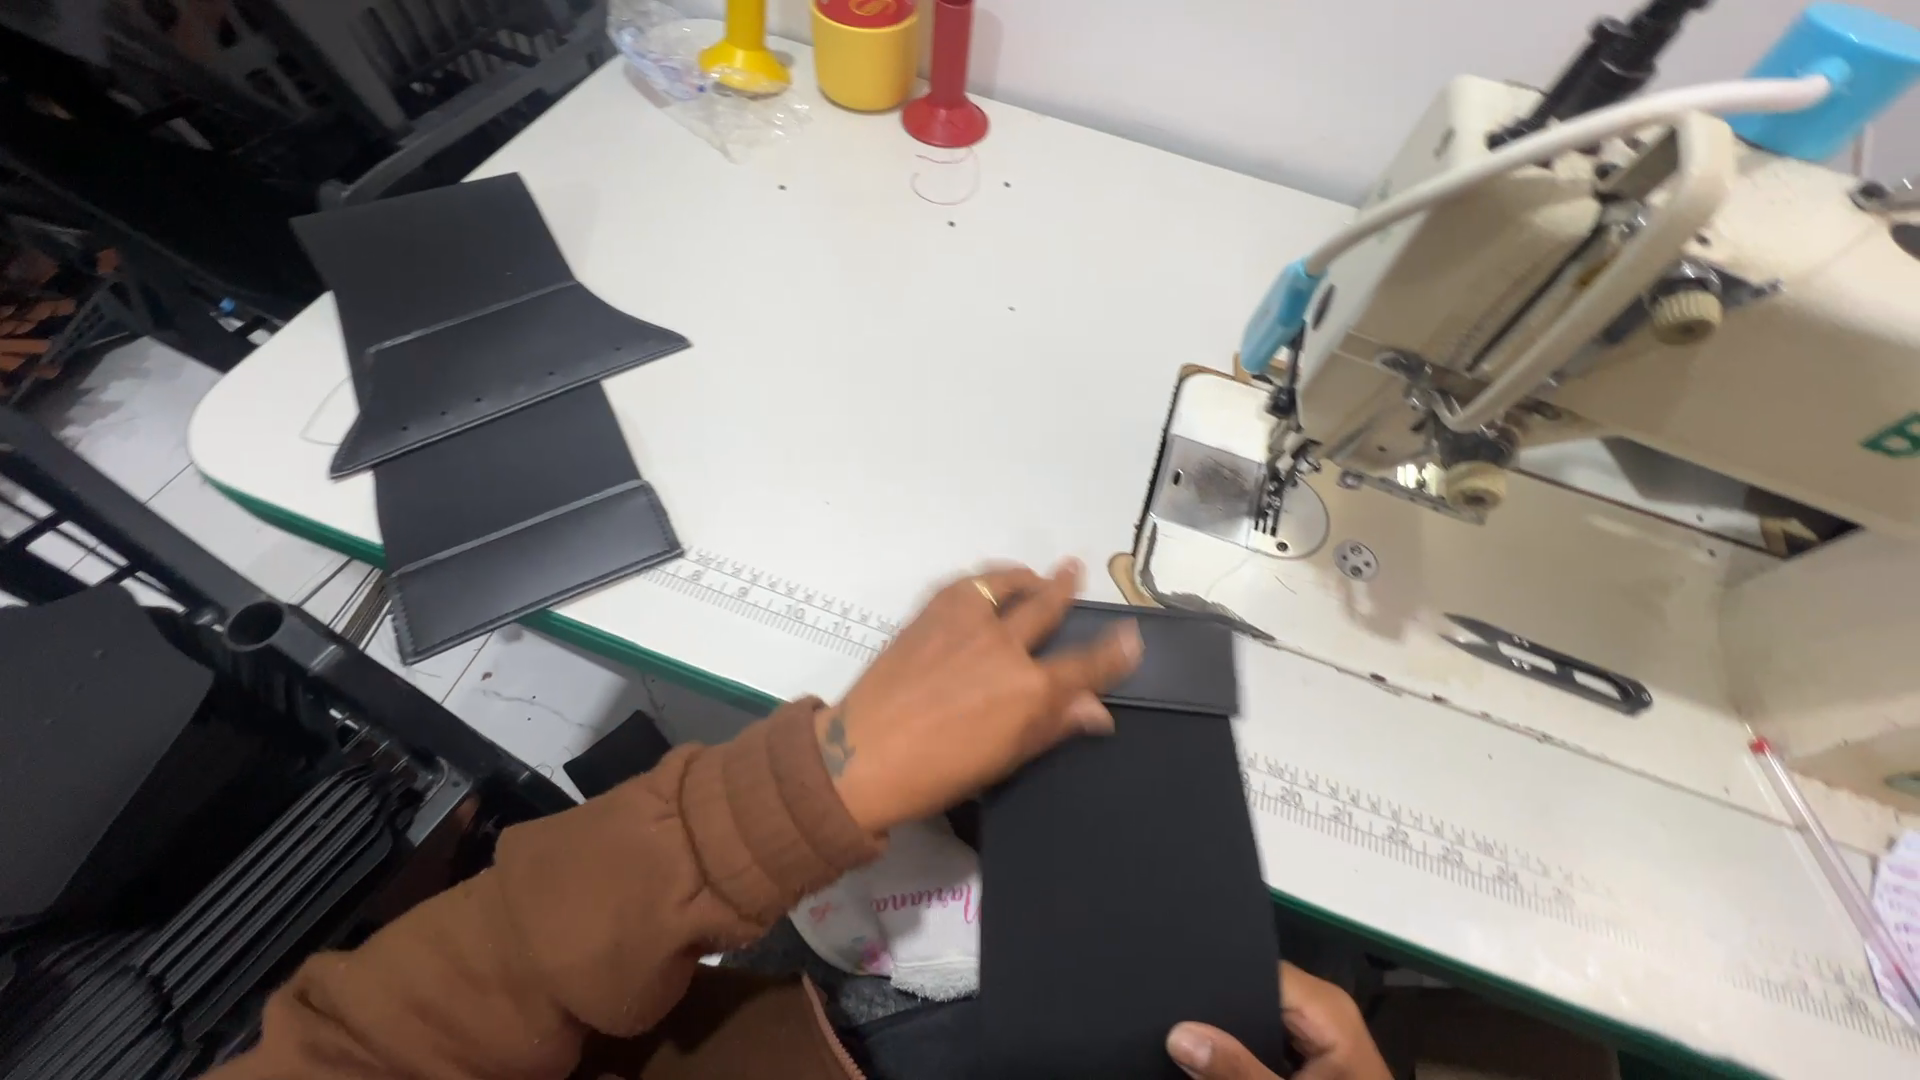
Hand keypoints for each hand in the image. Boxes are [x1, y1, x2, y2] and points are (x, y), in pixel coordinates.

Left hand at [819, 559, 1142, 836]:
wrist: (864, 755)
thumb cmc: (940, 772)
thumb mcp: (1006, 757)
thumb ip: (1055, 726)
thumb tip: (1098, 712)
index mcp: (1030, 690)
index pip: (1087, 664)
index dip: (1115, 650)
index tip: (1132, 634)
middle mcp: (1005, 646)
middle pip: (1047, 607)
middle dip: (1065, 587)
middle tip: (1075, 569)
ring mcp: (967, 622)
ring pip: (1008, 584)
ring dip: (1027, 577)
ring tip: (1035, 573)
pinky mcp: (933, 610)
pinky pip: (969, 582)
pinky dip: (987, 578)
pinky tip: (990, 583)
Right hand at [1166, 963, 1390, 1079]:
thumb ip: (1236, 1072)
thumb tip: (1177, 1033)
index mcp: (1324, 1008)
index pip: (1256, 970)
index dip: (1215, 980)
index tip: (1174, 992)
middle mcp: (1322, 1007)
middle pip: (1254, 988)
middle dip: (1217, 1010)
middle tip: (1170, 1019)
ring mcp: (1319, 1029)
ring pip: (1257, 1012)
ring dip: (1229, 1032)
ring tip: (1184, 1035)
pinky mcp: (1313, 1052)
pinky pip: (1268, 1032)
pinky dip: (1245, 1049)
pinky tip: (1216, 1060)